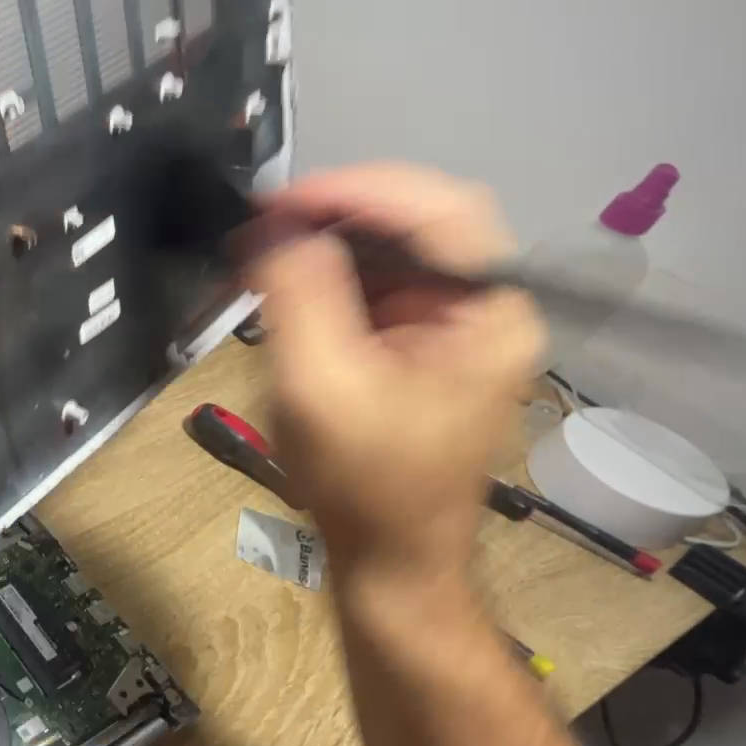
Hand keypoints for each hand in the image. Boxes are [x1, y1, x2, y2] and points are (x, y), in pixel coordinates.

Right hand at [247, 166, 544, 583]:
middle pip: (416, 222)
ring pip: (390, 250)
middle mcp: (483, 308)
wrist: (390, 554)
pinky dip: (323, 274)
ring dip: (323, 242)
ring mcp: (452, 326)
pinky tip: (280, 283)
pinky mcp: (418, 343)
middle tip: (261, 224)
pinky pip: (374, 285)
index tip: (279, 203)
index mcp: (486, 315)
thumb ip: (300, 297)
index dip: (357, 190)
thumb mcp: (320, 385)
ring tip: (260, 251)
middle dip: (334, 213)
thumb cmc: (362, 481)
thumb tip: (275, 230)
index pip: (438, 211)